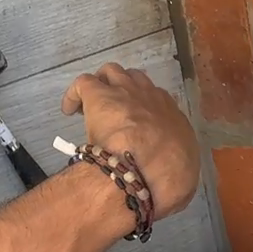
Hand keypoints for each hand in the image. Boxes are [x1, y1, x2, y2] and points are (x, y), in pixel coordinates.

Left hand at [60, 64, 199, 219]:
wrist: (146, 170)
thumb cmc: (168, 179)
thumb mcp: (183, 177)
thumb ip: (175, 171)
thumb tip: (168, 178)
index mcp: (171, 117)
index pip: (157, 102)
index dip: (142, 111)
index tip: (132, 127)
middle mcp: (149, 97)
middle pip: (135, 80)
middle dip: (122, 91)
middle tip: (111, 112)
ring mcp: (124, 92)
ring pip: (111, 72)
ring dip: (101, 85)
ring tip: (89, 106)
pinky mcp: (98, 94)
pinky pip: (82, 83)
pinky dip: (74, 94)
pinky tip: (69, 109)